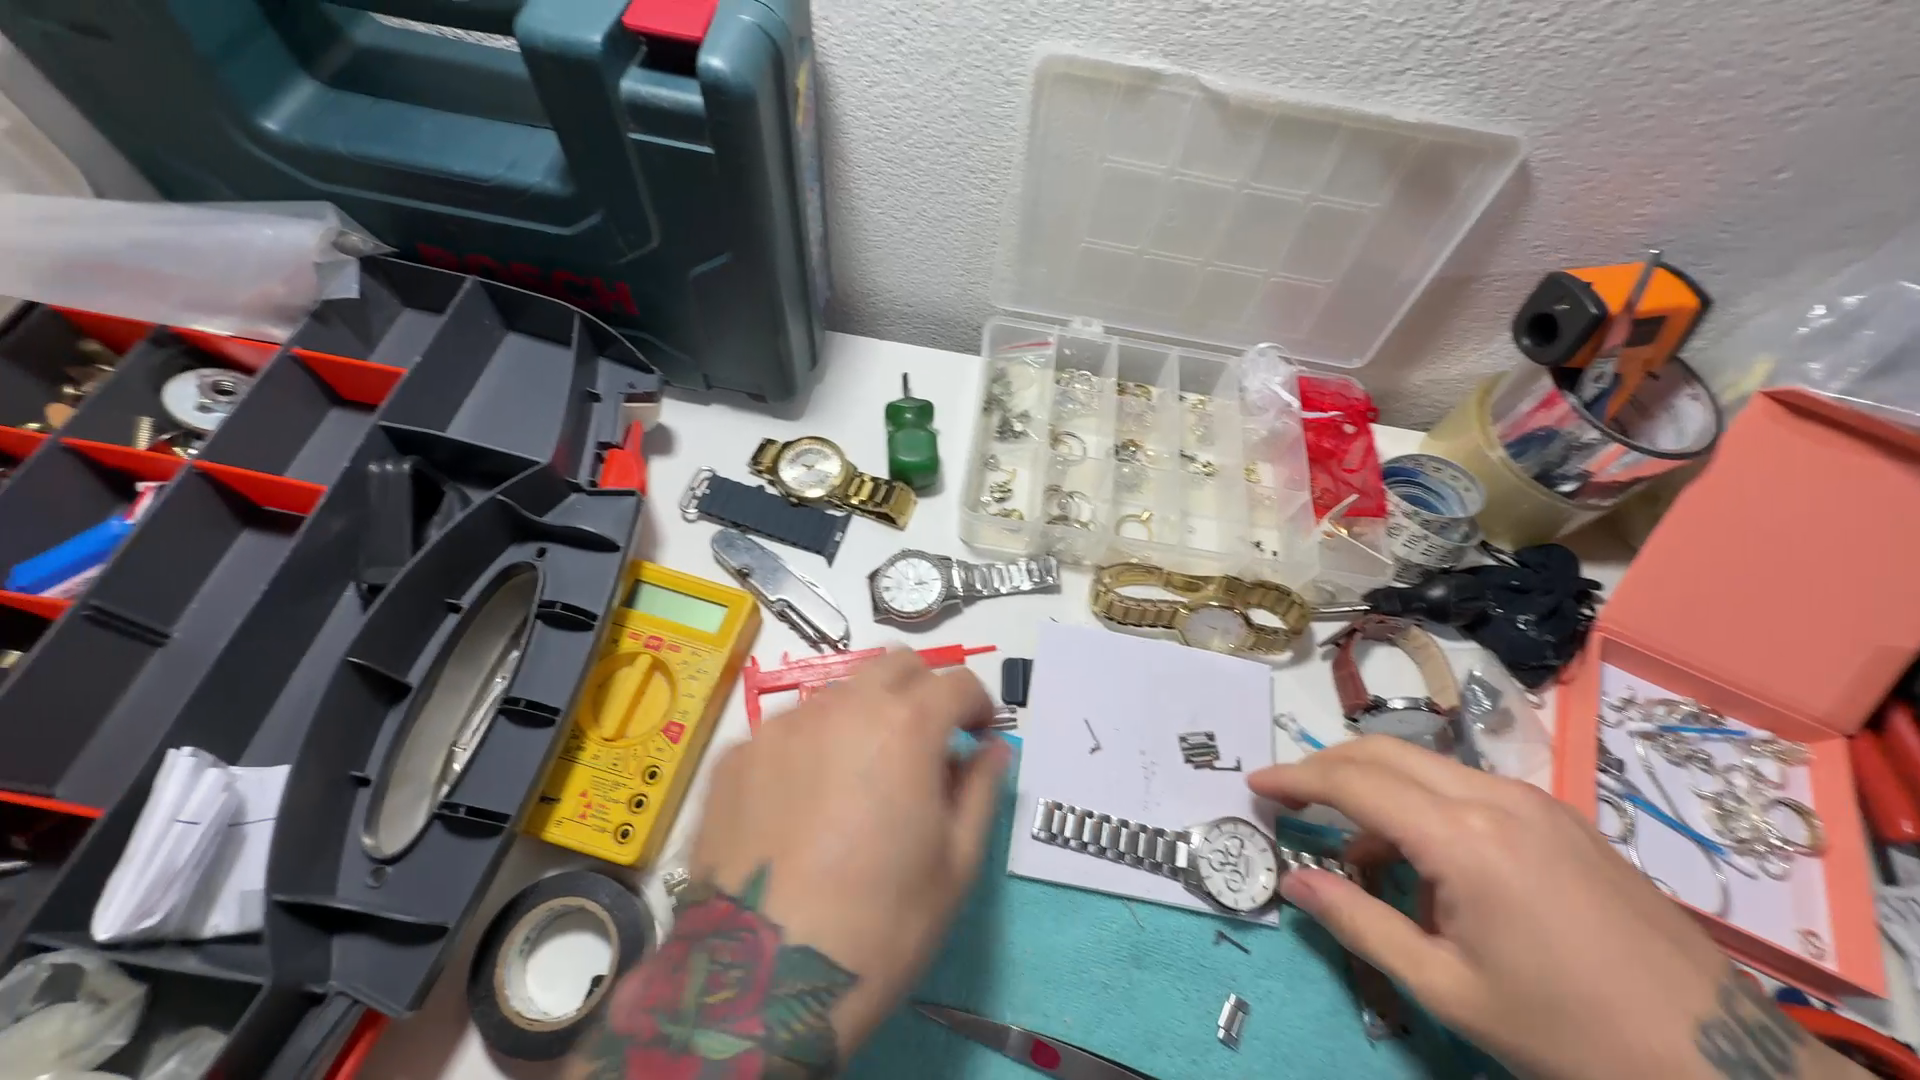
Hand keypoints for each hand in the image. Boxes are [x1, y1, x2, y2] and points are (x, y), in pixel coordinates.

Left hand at [576, 650, 1005, 1078]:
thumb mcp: (956, 864)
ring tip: (858, 779)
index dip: (978, 705)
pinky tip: (802, 805)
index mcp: (906, 725)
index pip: (957, 682)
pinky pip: (786, 732)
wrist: (761, 979)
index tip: (977, 736)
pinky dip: (809, 749)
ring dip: (863, 716)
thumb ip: (980, 790)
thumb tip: (991, 750)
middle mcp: (841, 706)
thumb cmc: (881, 924)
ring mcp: (780, 727)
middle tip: (925, 743)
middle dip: (922, 691)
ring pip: (837, 694)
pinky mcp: (736, 757)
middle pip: (894, 665)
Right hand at [1250, 737, 1863, 1079]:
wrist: (1718, 1059)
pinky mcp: (1563, 819)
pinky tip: (1429, 862)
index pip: (1355, 783)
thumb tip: (1294, 882)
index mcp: (1463, 839)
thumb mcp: (1447, 988)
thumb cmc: (1566, 1029)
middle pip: (1387, 753)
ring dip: (1378, 791)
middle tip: (1290, 800)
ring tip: (1361, 856)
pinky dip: (1425, 805)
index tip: (1256, 784)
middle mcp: (1497, 798)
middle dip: (1328, 768)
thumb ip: (1359, 924)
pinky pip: (1470, 789)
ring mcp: (1537, 803)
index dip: (1297, 779)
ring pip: (1429, 767)